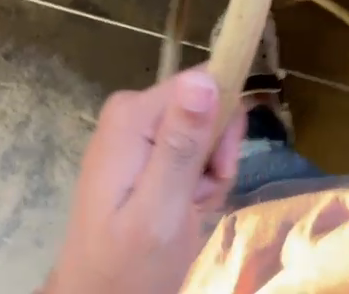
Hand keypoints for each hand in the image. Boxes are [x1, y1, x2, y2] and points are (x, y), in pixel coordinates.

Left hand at [44, 68, 243, 293]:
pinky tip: (184, 208)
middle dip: (215, 155)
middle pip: (206, 105)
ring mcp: (136, 129)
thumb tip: (204, 77)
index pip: (206, 83)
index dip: (222, 127)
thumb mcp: (160, 212)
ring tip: (191, 209)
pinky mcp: (143, 148)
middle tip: (201, 198)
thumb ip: (182, 145)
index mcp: (132, 114)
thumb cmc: (126, 270)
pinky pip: (191, 147)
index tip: (219, 171)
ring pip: (204, 129)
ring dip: (209, 172)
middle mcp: (132, 110)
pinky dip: (199, 180)